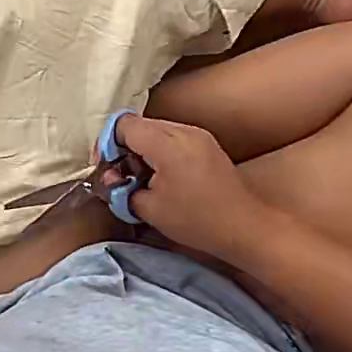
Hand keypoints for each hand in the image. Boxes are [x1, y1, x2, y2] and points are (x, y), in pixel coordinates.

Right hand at [111, 116, 267, 258]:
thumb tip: (113, 179)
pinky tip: (162, 178)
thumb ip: (123, 189)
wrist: (245, 227)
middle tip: (120, 177)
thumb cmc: (196, 221)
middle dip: (124, 148)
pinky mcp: (208, 144)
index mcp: (167, 143)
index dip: (107, 144)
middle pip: (140, 125)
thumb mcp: (149, 209)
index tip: (107, 169)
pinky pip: (174, 138)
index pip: (124, 125)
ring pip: (157, 130)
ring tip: (142, 180)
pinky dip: (160, 152)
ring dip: (142, 150)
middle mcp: (183, 130)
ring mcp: (199, 135)